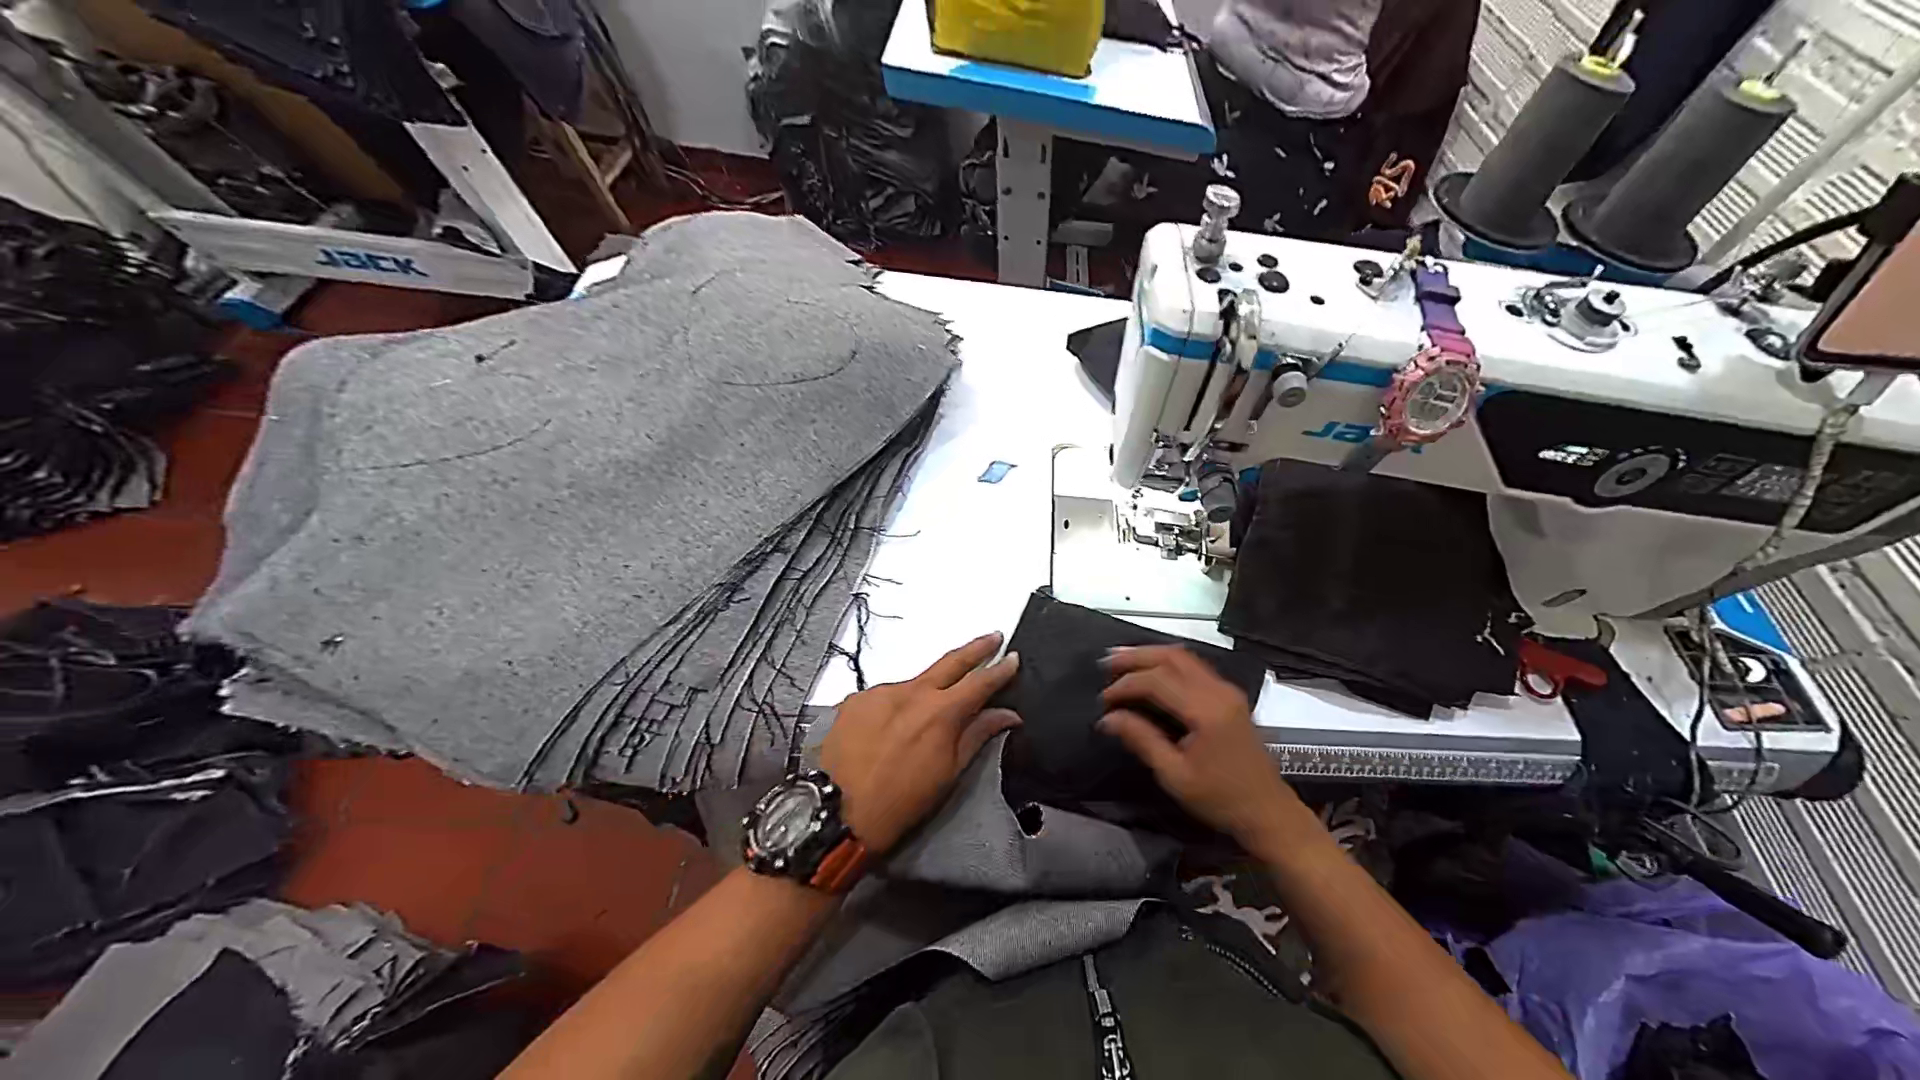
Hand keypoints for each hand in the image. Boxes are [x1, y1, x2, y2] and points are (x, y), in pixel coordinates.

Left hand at [820, 632, 1021, 853]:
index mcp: (941, 712)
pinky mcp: (854, 700)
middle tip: (992, 637)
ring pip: (913, 683)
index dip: (1000, 669)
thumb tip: (1006, 715)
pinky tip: (889, 729)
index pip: (980, 681)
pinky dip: (894, 707)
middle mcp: (911, 693)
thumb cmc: (900, 802)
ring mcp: (880, 692)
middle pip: (951, 662)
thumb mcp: (949, 773)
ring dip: (926, 691)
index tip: (1012, 658)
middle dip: (975, 648)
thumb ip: (978, 735)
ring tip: (923, 720)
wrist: (839, 811)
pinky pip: (884, 696)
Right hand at [1099, 645, 1303, 844]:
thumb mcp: (1175, 775)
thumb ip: (1141, 739)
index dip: (1126, 685)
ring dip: (1151, 656)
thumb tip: (1108, 718)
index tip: (1104, 700)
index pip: (1157, 681)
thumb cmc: (1221, 799)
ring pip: (1184, 657)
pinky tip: (1150, 672)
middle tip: (1107, 662)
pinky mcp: (1229, 696)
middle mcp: (1219, 691)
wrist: (1269, 813)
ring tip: (1122, 662)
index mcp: (1206, 711)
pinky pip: (1193, 667)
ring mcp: (1227, 691)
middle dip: (1136, 657)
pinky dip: (1167, 664)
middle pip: (1172, 657)